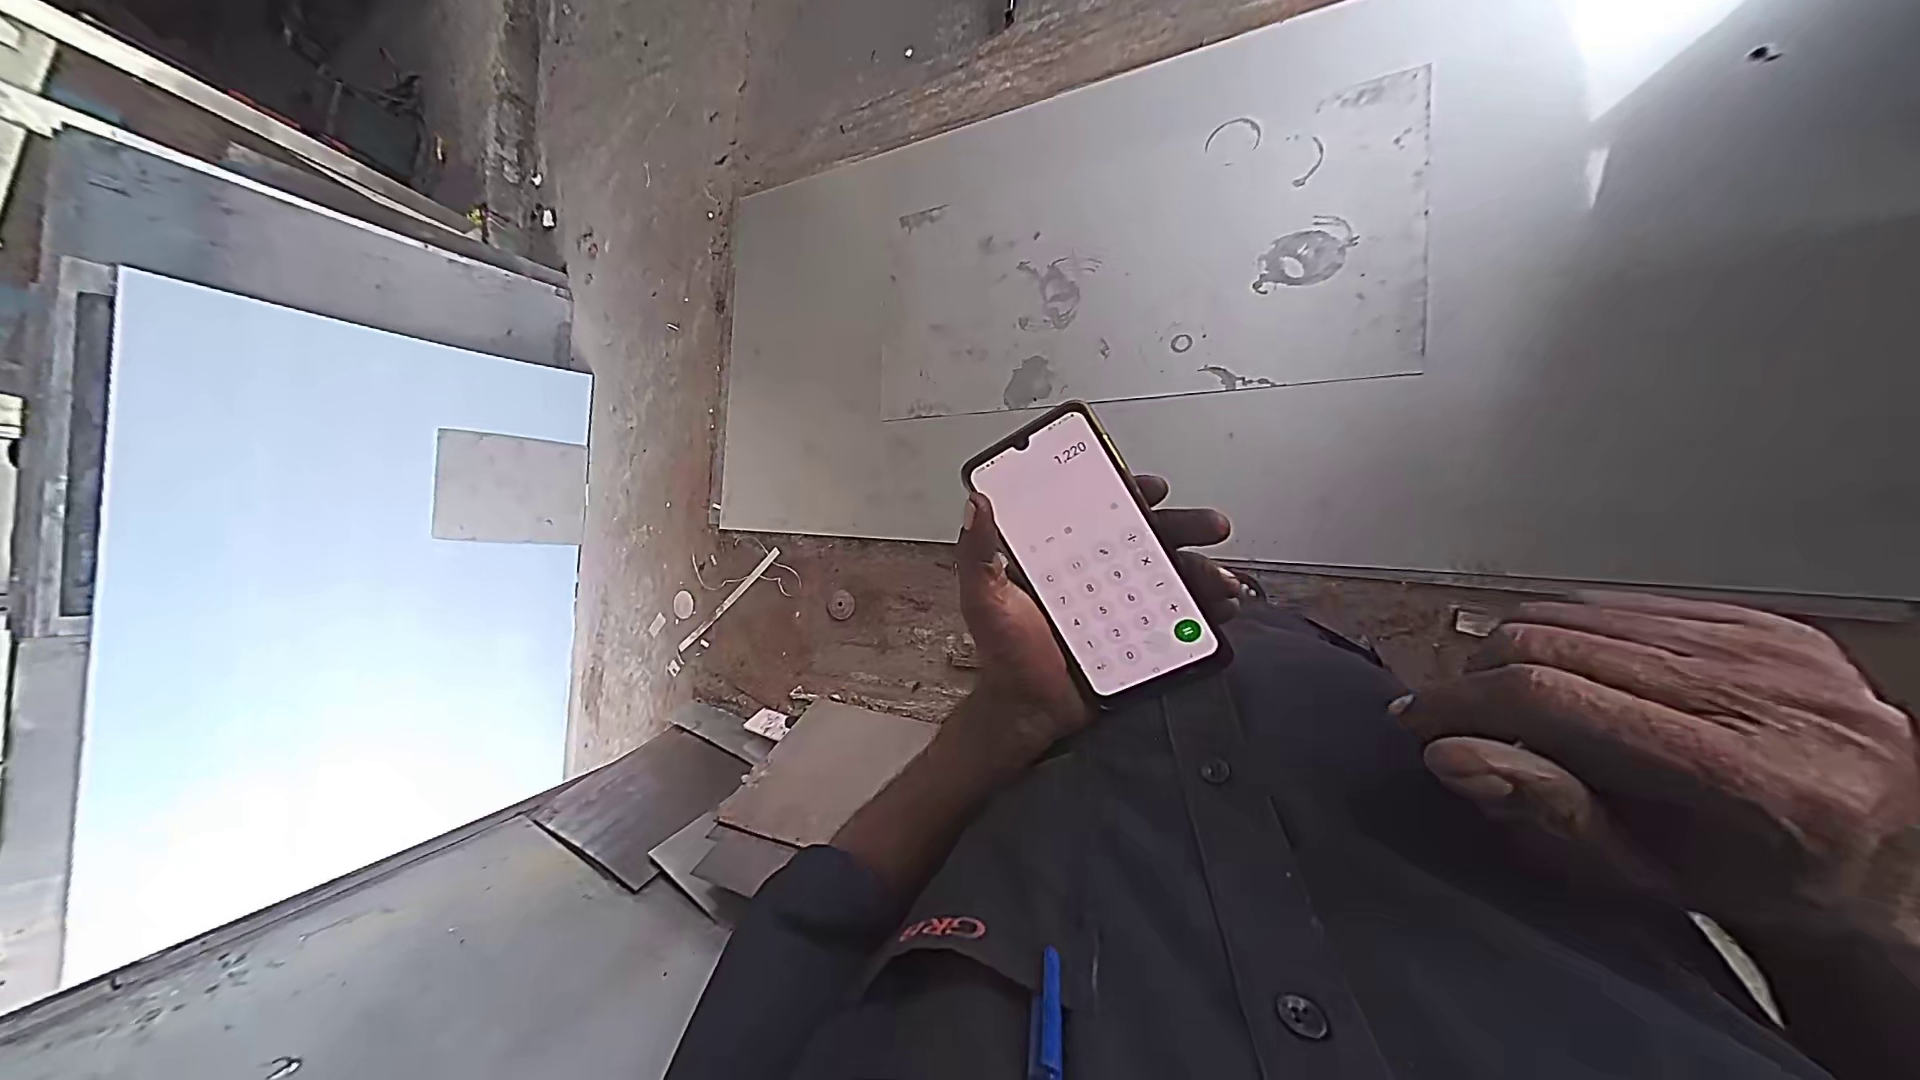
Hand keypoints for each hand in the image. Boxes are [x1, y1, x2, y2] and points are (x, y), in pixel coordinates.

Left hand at [955, 475, 1240, 753]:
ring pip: (1169, 575)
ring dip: (1201, 570)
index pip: (1098, 511)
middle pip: (1146, 538)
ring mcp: (1120, 604)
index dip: (1127, 492)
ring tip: (1220, 579)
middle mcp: (1095, 574)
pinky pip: (1178, 616)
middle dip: (1183, 526)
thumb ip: (978, 554)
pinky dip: (1203, 610)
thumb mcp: (984, 601)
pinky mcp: (1139, 635)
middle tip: (1212, 525)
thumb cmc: (1006, 656)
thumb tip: (977, 503)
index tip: (1151, 487)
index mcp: (1061, 557)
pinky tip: (1219, 610)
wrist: (1030, 712)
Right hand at [1393, 592, 1919, 943]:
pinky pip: (1602, 602)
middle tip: (1465, 717)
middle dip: (1476, 678)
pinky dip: (1558, 634)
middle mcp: (1771, 698)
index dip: (1460, 701)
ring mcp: (1771, 650)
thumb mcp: (1630, 869)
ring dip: (1510, 654)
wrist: (1870, 863)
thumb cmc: (1735, 878)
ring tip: (1516, 699)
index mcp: (1751, 779)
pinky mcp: (1760, 623)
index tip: (1416, 719)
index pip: (1549, 696)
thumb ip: (1537, 806)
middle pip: (1544, 643)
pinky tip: (1567, 673)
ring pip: (1561, 613)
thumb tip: (1446, 754)